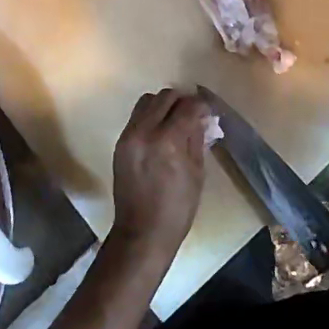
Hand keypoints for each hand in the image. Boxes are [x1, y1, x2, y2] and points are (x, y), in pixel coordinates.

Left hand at [108, 89, 210, 260]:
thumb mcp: (196, 172)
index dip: (202, 106)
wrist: (142, 232)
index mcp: (168, 141)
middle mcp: (144, 132)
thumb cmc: (177, 208)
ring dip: (164, 105)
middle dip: (182, 101)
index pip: (188, 106)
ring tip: (175, 120)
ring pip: (147, 101)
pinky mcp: (120, 143)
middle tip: (193, 114)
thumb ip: (197, 139)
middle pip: (165, 97)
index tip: (208, 112)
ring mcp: (128, 136)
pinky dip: (151, 116)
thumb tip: (200, 118)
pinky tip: (161, 132)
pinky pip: (136, 117)